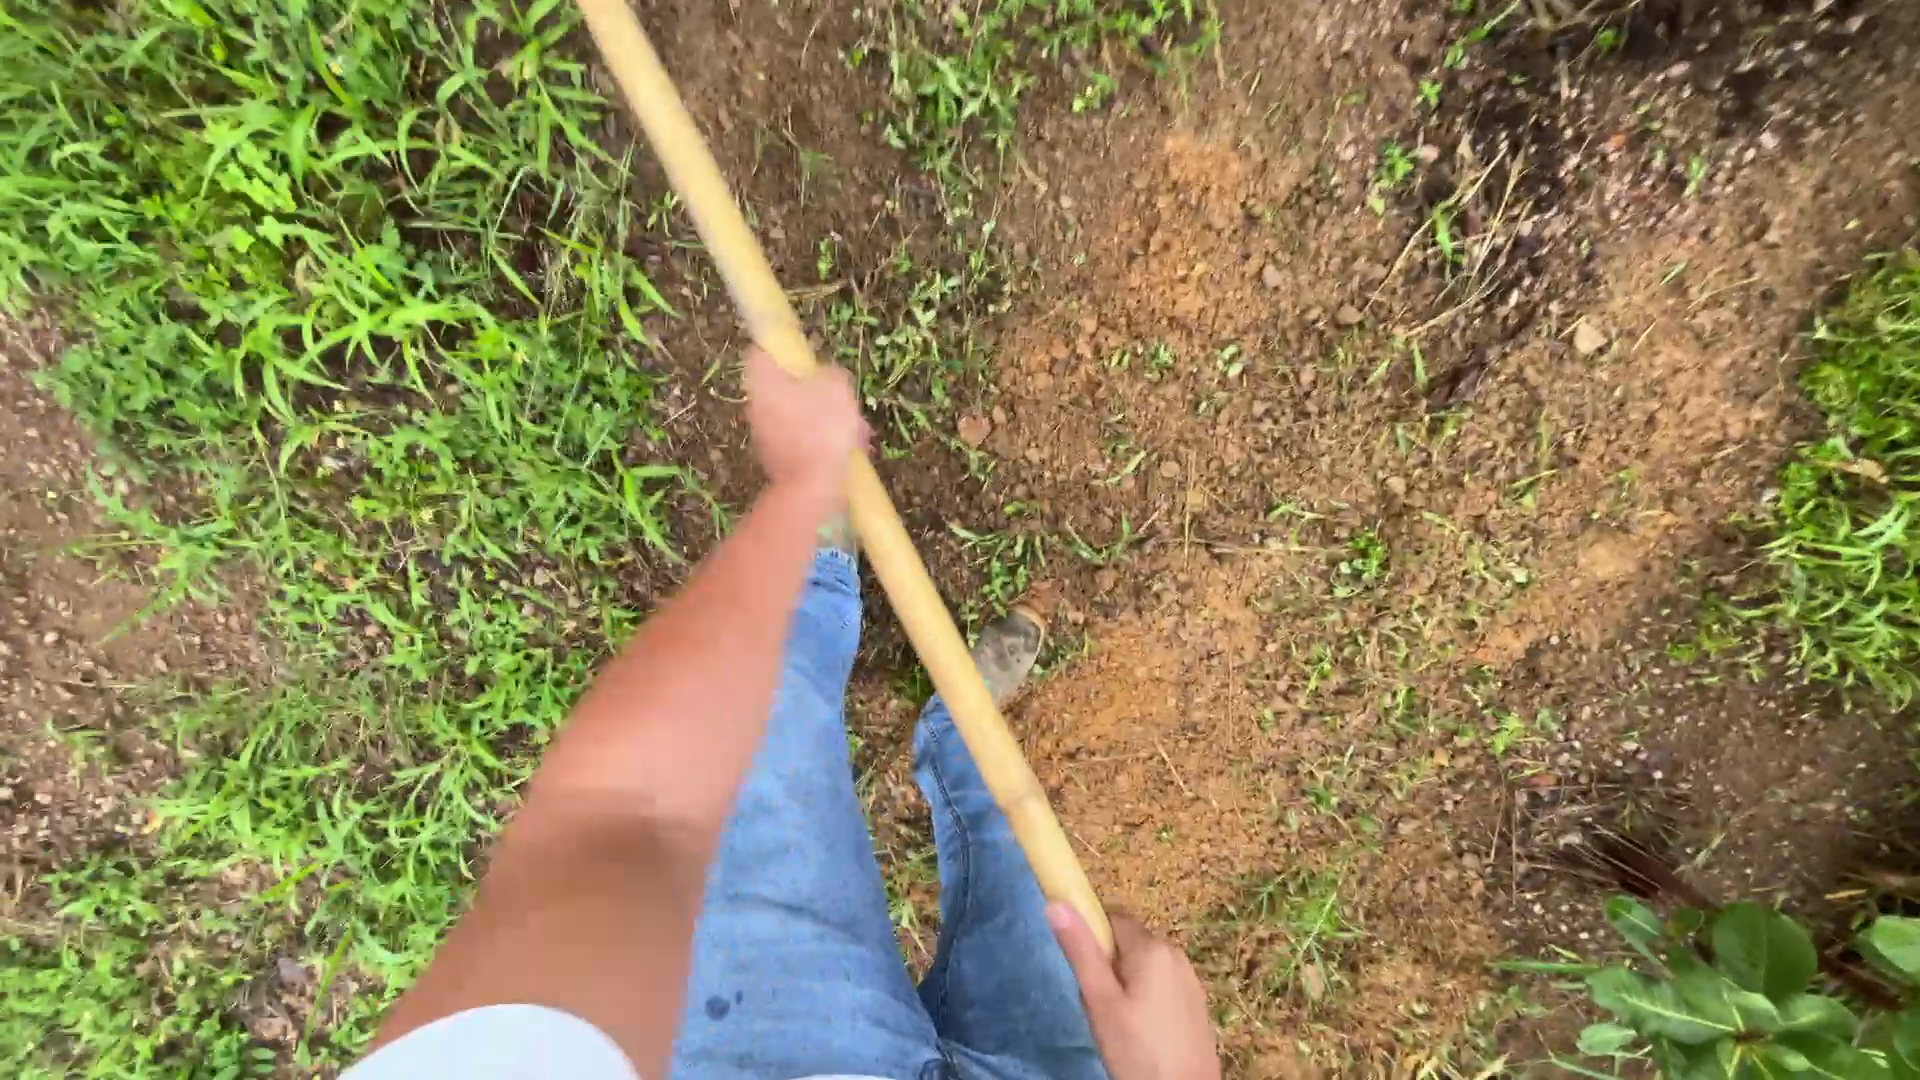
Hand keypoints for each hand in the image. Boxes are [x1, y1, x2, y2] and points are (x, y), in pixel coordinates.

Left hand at [743, 346, 864, 505]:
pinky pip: (801, 439)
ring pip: (798, 415)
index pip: (763, 351)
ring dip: (825, 419)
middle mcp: (756, 405)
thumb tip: (825, 375)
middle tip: (841, 399)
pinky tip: (848, 450)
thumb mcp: (837, 387)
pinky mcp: (777, 459)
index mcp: (763, 381)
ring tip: (856, 431)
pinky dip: (822, 441)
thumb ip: (830, 372)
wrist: (812, 488)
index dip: (785, 350)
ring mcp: (765, 435)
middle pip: (785, 386)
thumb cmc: (822, 430)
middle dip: (816, 391)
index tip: (808, 359)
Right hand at [1048, 904, 1220, 1079]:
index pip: (1111, 918)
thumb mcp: (1100, 1001)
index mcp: (1151, 946)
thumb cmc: (1137, 1049)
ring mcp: (1189, 978)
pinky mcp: (1196, 1003)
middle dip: (1108, 966)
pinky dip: (1146, 999)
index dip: (1092, 940)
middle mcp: (1174, 951)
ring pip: (1143, 965)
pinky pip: (1161, 985)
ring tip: (1118, 1023)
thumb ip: (1080, 950)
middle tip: (1099, 1005)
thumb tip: (1056, 902)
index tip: (1086, 973)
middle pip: (1127, 943)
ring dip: (1126, 983)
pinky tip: (1142, 1033)